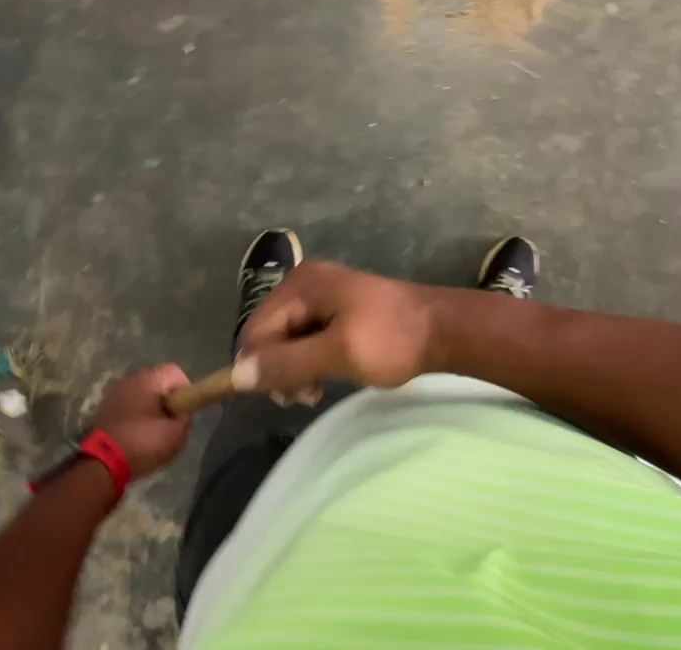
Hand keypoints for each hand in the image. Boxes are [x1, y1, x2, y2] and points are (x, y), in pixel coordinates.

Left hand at [90, 364, 191, 480]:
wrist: (100, 464)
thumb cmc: (141, 443)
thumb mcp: (176, 435)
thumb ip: (185, 418)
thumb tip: (180, 414)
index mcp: (148, 379)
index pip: (175, 372)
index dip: (185, 390)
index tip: (184, 411)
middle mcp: (129, 379)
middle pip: (158, 383)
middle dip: (167, 401)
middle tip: (170, 423)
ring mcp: (113, 394)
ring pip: (141, 395)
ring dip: (150, 409)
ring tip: (153, 433)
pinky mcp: (103, 410)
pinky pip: (128, 407)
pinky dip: (135, 417)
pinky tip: (136, 437)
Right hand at [233, 260, 442, 395]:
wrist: (443, 330)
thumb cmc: (391, 339)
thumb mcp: (337, 352)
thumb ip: (287, 362)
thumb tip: (237, 375)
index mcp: (302, 285)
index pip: (256, 330)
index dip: (261, 366)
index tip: (286, 396)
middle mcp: (306, 284)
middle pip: (270, 334)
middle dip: (280, 369)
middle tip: (305, 397)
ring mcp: (323, 296)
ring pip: (288, 340)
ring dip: (295, 370)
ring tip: (315, 393)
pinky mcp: (338, 311)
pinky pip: (308, 339)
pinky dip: (311, 362)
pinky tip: (323, 380)